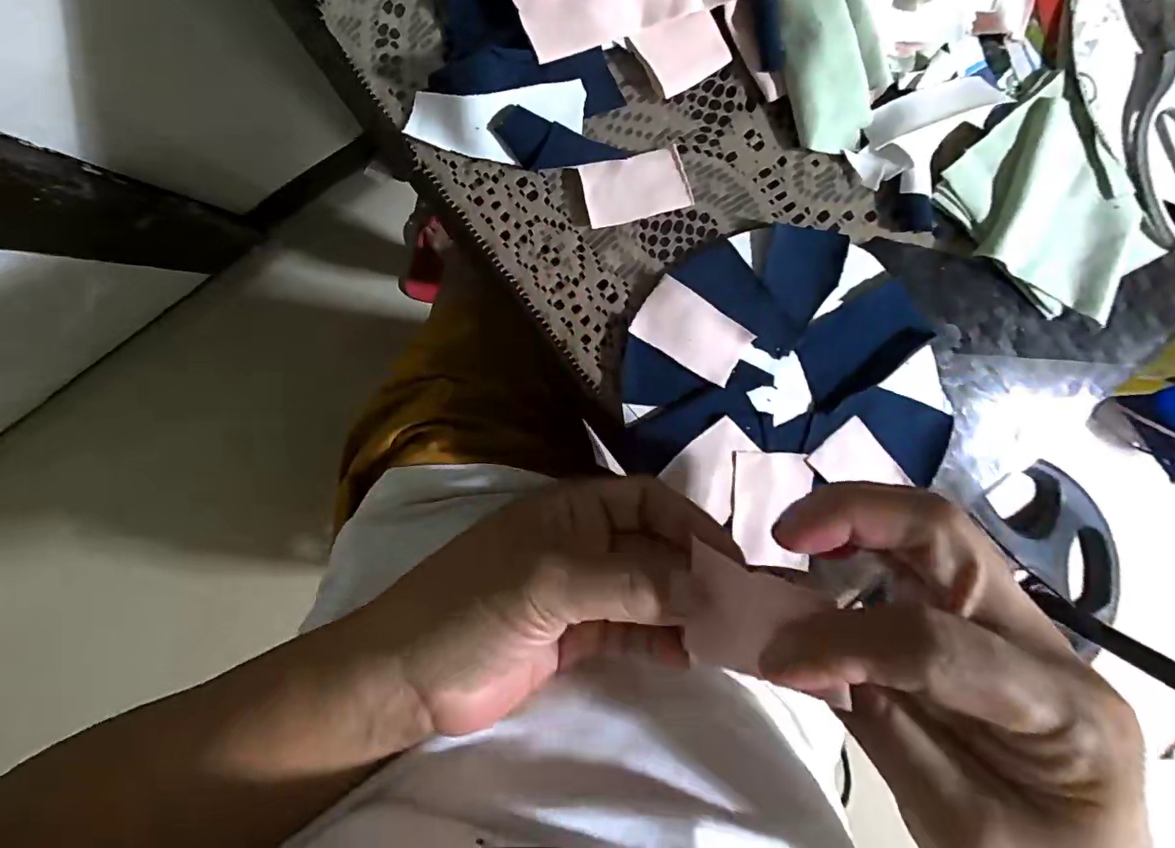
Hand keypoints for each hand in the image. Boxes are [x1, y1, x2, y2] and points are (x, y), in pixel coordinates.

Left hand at [344, 474, 738, 736]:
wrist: (412, 674)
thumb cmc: (469, 607)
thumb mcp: (546, 583)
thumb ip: (627, 582)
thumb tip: (713, 586)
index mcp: (568, 509)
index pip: (645, 500)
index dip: (692, 525)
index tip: (736, 567)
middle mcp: (580, 542)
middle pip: (656, 547)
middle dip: (705, 572)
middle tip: (761, 612)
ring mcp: (581, 591)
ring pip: (654, 592)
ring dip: (696, 611)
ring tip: (747, 641)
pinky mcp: (579, 636)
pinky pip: (639, 631)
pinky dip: (672, 641)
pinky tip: (703, 657)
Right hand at [759, 484, 1148, 847]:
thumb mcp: (957, 821)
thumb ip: (876, 723)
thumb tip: (788, 654)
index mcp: (1065, 709)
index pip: (931, 642)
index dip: (838, 642)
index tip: (775, 662)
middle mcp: (1042, 643)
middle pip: (944, 534)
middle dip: (851, 516)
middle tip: (783, 536)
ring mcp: (1007, 618)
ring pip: (924, 525)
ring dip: (848, 518)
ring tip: (792, 542)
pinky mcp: (969, 613)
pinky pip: (908, 551)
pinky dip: (851, 540)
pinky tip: (815, 560)